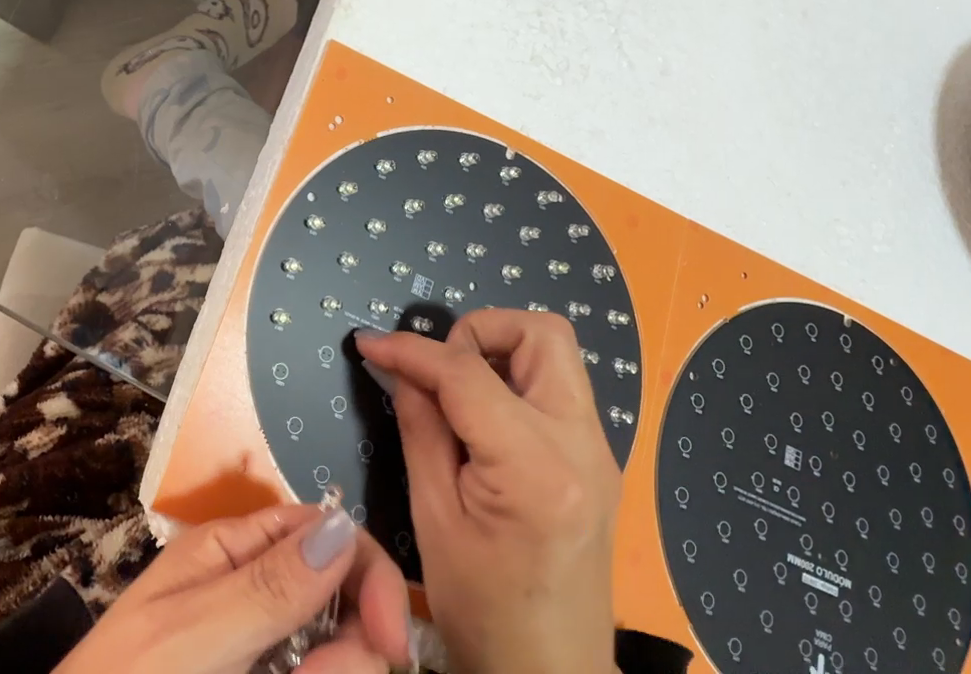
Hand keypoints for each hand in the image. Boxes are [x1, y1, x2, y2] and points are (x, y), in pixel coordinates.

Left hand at [52, 504, 411, 673]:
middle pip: (340, 598)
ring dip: (330, 673)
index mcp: (230, 551)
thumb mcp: (192, 636)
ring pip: (333, 649)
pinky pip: (312, 667)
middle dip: (348, 648)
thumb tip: (344, 526)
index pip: (322, 532)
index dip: (368, 574)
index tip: (391, 642)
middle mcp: (251, 589)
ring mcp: (258, 642)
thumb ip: (268, 587)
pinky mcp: (265, 671)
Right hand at [355, 308, 621, 673]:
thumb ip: (420, 428)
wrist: (551, 671)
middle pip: (541, 333)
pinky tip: (483, 418)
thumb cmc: (481, 608)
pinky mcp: (599, 458)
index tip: (370, 343)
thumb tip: (403, 369)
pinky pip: (559, 387)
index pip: (466, 374)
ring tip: (456, 392)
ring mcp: (600, 449)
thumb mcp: (431, 517)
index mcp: (534, 467)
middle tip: (436, 370)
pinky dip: (516, 379)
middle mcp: (581, 444)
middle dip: (478, 331)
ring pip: (556, 352)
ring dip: (501, 351)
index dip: (411, 349)